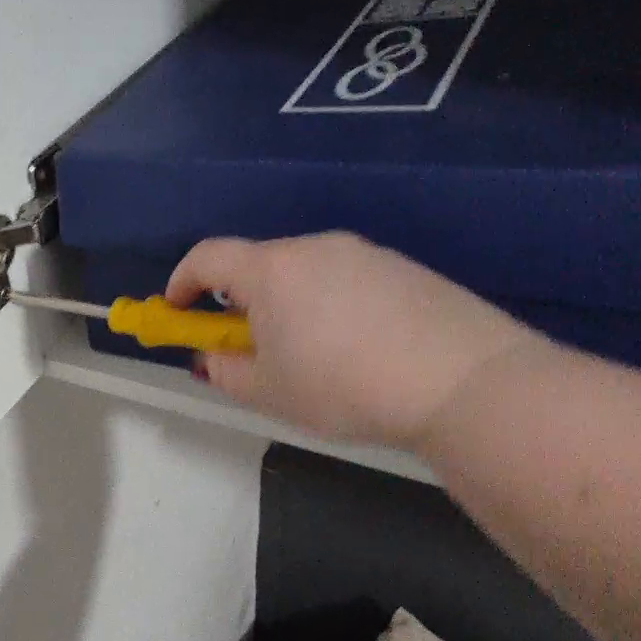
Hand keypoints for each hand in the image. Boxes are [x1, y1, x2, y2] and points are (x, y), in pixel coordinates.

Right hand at [166, 232, 545, 448]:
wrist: (464, 381)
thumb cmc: (343, 386)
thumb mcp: (268, 392)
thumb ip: (225, 371)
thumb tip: (213, 357)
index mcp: (271, 271)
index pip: (207, 257)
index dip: (181, 282)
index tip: (176, 311)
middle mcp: (314, 248)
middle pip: (258, 264)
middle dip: (238, 301)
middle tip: (247, 346)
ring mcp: (365, 254)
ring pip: (304, 273)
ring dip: (286, 304)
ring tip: (307, 355)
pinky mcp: (404, 269)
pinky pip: (346, 280)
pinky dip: (329, 305)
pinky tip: (354, 349)